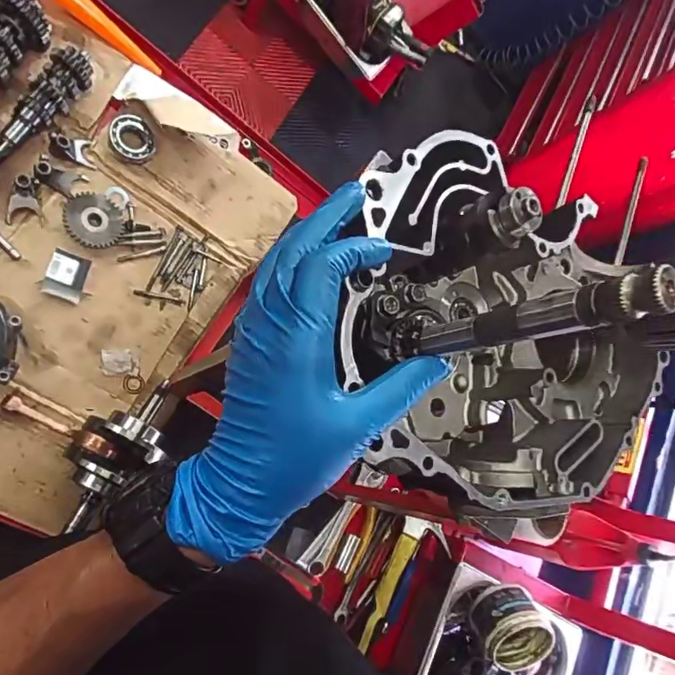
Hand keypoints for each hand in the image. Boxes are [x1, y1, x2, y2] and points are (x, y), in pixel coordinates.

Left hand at [167, 184, 448, 564]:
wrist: (239, 483)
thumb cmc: (291, 458)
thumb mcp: (358, 424)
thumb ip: (401, 386)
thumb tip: (435, 360)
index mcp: (297, 339)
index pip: (322, 267)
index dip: (353, 247)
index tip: (384, 247)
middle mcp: (271, 324)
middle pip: (294, 250)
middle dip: (326, 215)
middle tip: (358, 191)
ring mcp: (257, 329)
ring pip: (278, 261)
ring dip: (309, 231)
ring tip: (340, 213)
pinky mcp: (254, 339)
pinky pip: (271, 282)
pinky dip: (294, 257)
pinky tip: (312, 257)